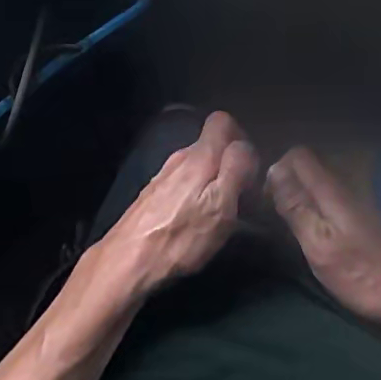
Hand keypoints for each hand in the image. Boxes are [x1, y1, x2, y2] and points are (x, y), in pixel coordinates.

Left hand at [97, 111, 258, 295]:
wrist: (129, 259)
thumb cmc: (181, 236)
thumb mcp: (220, 206)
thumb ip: (236, 170)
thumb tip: (244, 145)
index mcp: (199, 156)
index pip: (222, 121)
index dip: (242, 138)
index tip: (251, 168)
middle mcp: (179, 157)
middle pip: (212, 144)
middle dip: (231, 164)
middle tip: (243, 197)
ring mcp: (164, 174)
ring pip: (199, 164)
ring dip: (214, 181)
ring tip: (222, 212)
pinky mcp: (155, 192)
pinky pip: (185, 180)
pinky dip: (197, 192)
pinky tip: (196, 218)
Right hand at [266, 147, 380, 328]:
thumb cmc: (365, 276)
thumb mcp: (320, 244)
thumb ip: (296, 206)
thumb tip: (273, 169)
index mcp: (331, 191)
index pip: (298, 155)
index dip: (277, 169)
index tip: (265, 197)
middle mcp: (344, 190)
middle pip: (307, 169)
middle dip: (285, 184)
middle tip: (273, 216)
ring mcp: (355, 206)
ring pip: (317, 187)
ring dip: (298, 199)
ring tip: (288, 228)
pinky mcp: (362, 223)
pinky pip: (328, 203)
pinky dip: (314, 212)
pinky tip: (312, 238)